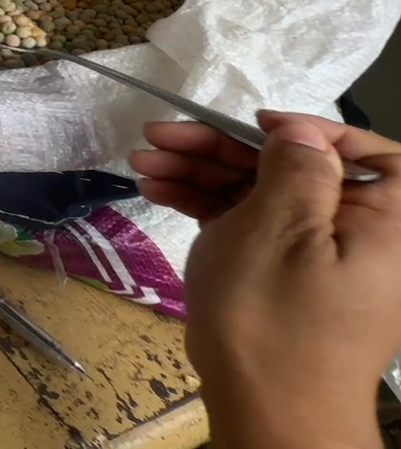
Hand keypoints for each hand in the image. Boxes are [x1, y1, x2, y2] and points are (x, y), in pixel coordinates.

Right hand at [130, 111, 400, 448]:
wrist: (266, 392)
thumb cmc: (276, 307)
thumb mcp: (281, 228)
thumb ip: (298, 172)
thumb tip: (301, 131)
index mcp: (385, 225)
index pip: (378, 158)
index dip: (320, 132)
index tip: (256, 124)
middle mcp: (358, 232)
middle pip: (295, 167)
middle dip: (223, 147)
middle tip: (157, 136)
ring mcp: (312, 249)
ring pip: (257, 187)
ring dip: (197, 169)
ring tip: (139, 164)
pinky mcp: (274, 262)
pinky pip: (241, 215)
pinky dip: (198, 198)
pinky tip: (154, 190)